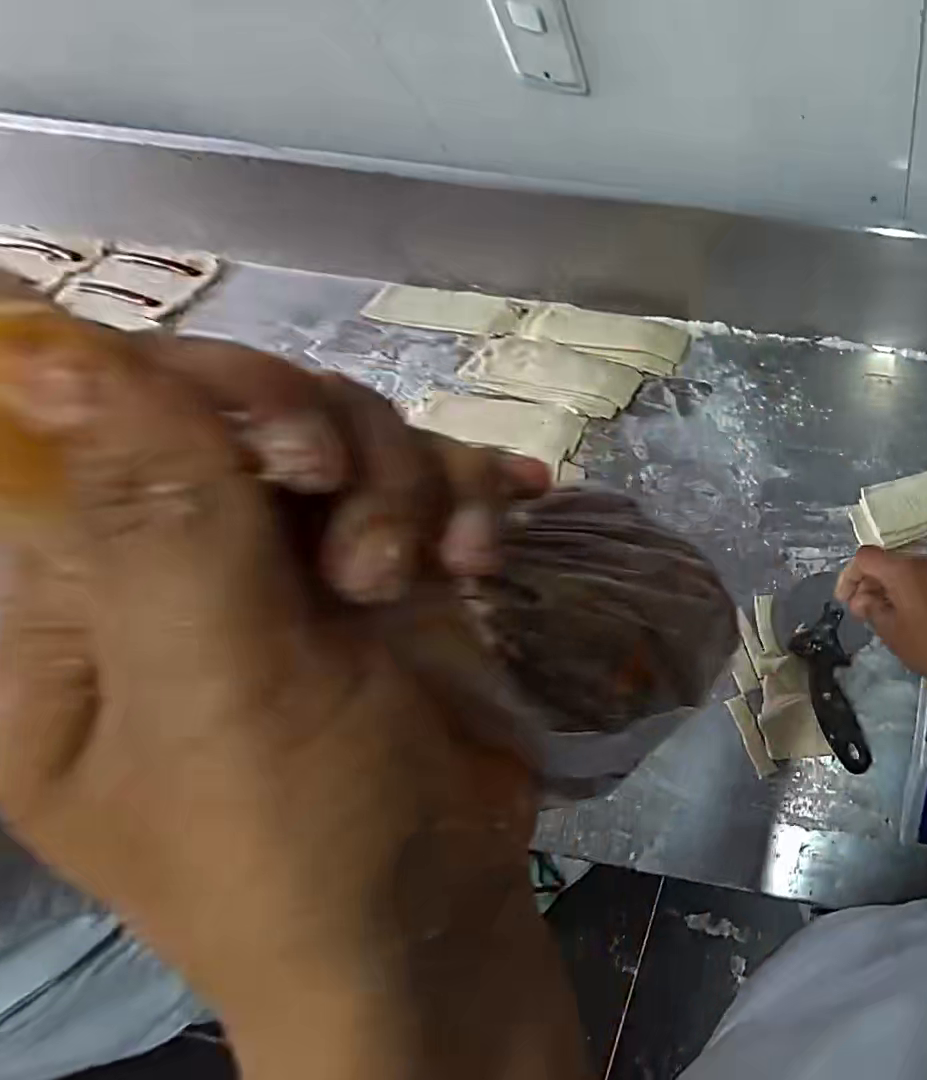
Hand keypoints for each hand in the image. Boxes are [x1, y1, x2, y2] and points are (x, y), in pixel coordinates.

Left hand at [0, 312, 579, 1078]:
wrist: (433, 904)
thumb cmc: (299, 831)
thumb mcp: (223, 695)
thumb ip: (165, 532)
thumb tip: (53, 347)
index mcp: (91, 590)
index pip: (111, 417)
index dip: (216, 400)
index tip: (308, 465)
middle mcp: (208, 561)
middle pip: (275, 419)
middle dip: (357, 469)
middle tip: (386, 572)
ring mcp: (324, 570)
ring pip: (382, 450)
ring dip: (438, 493)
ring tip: (466, 572)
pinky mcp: (418, 586)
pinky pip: (452, 495)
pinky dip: (488, 494)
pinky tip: (523, 505)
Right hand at [835, 546, 926, 704]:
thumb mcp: (892, 632)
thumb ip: (872, 609)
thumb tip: (862, 598)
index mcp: (903, 568)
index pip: (865, 557)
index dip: (849, 576)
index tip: (844, 600)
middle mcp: (925, 561)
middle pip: (887, 561)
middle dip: (869, 583)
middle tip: (861, 610)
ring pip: (908, 570)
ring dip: (890, 588)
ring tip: (883, 617)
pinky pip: (926, 580)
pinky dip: (910, 592)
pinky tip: (909, 617)